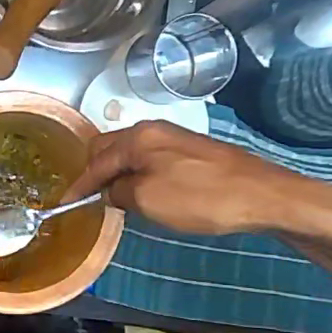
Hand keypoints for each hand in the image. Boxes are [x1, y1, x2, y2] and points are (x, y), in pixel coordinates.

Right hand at [61, 121, 331, 235]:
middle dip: (96, 172)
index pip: (95, 161)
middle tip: (91, 198)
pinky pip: (151, 159)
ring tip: (116, 198)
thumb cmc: (201, 198)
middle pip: (109, 148)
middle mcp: (152, 129)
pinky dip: (138, 173)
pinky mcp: (193, 151)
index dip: (79, 185)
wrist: (267, 197)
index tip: (64, 203)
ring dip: (118, 173)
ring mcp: (175, 138)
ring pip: (131, 153)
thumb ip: (116, 192)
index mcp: (137, 137)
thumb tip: (111, 191)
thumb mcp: (146, 200)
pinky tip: (145, 191)